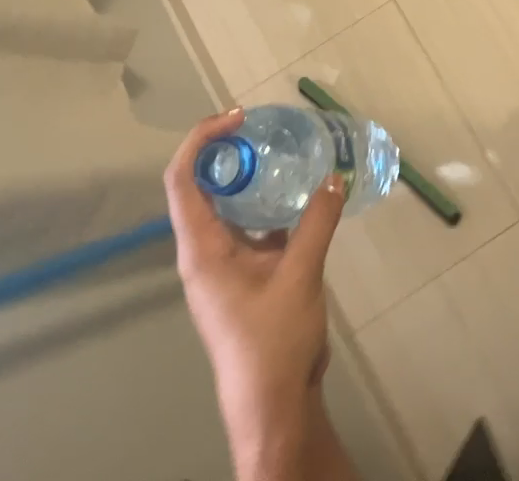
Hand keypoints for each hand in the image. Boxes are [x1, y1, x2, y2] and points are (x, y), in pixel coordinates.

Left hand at [165, 108, 345, 473]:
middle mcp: (207, 252)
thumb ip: (316, 223)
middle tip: (268, 130)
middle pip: (204, 189)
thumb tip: (334, 179)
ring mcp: (227, 266)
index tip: (239, 119)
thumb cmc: (272, 339)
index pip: (183, 181)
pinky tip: (306, 198)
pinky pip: (256, 230)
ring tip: (287, 154)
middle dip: (230, 153)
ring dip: (254, 180)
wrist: (274, 399)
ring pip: (233, 210)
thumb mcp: (299, 275)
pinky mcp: (251, 278)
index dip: (202, 141)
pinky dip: (275, 208)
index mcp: (201, 250)